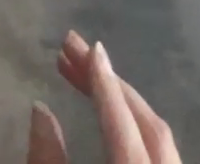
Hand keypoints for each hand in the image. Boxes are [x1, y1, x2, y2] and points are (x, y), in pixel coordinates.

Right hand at [27, 31, 181, 163]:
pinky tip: (109, 110)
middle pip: (148, 124)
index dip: (104, 84)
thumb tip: (40, 109)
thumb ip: (46, 159)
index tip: (89, 46)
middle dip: (110, 82)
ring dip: (121, 99)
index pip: (122, 126)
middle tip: (73, 47)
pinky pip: (160, 148)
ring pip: (159, 135)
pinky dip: (134, 122)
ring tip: (82, 72)